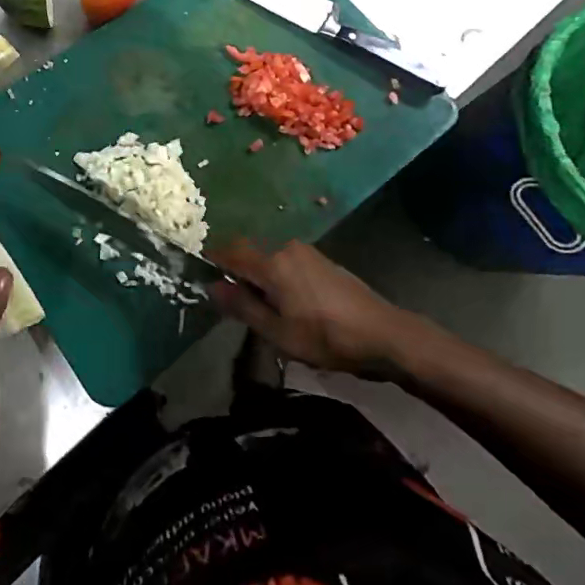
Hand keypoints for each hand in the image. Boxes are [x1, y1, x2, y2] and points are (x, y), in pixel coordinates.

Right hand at [210, 241, 428, 376]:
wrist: (384, 334)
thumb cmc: (325, 337)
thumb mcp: (277, 332)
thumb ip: (242, 306)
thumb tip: (211, 286)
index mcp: (271, 262)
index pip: (228, 251)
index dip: (211, 262)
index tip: (200, 278)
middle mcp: (285, 247)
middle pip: (247, 250)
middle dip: (234, 270)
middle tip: (230, 300)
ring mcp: (305, 251)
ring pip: (266, 255)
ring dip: (255, 273)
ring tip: (256, 304)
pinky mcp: (320, 259)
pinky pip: (284, 258)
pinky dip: (273, 273)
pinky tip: (281, 298)